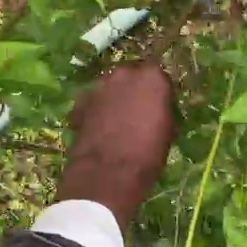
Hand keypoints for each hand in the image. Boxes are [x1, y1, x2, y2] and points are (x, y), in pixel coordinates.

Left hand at [55, 62, 175, 231]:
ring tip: (118, 120)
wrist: (108, 173)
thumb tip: (157, 109)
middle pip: (132, 76)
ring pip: (111, 87)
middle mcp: (125, 74)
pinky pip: (94, 101)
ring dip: (114, 98)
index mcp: (152, 78)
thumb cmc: (148, 155)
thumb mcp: (167, 131)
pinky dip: (97, 110)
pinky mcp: (80, 102)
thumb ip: (161, 110)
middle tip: (138, 110)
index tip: (159, 105)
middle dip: (134, 89)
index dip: (159, 92)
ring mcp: (99, 86)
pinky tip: (100, 128)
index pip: (159, 76)